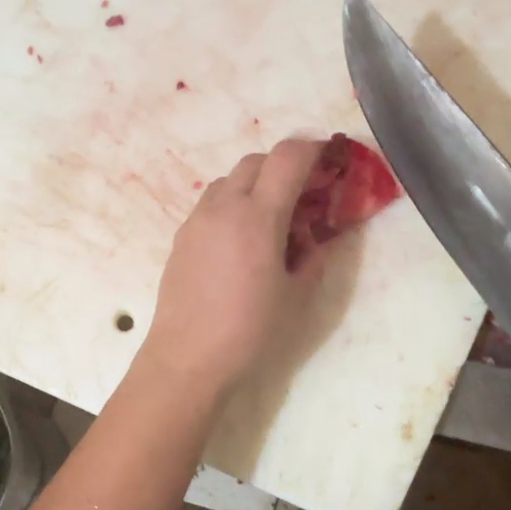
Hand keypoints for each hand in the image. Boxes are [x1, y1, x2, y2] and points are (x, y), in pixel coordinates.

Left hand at [141, 140, 334, 390]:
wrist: (187, 358)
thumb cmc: (248, 331)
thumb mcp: (296, 297)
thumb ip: (314, 257)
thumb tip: (317, 238)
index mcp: (257, 216)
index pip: (288, 157)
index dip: (314, 151)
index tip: (330, 163)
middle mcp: (223, 208)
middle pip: (256, 161)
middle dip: (283, 167)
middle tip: (303, 195)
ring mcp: (196, 222)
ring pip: (228, 181)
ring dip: (254, 186)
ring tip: (270, 221)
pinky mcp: (180, 240)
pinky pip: (210, 206)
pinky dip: (231, 207)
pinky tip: (241, 243)